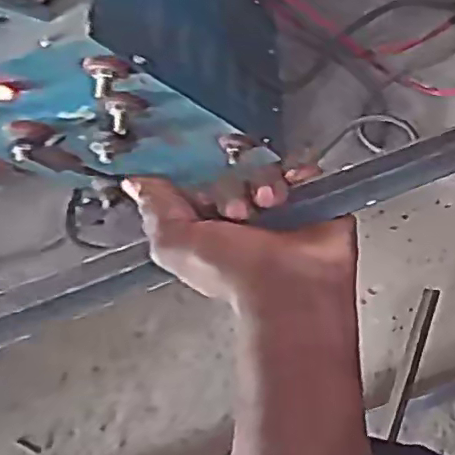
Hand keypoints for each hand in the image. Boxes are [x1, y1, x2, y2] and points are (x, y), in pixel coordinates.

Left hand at [123, 164, 356, 309]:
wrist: (293, 285)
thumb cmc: (233, 272)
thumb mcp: (175, 244)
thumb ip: (157, 210)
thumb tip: (136, 182)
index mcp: (211, 225)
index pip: (200, 184)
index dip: (195, 177)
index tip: (196, 179)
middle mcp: (248, 214)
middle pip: (233, 173)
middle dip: (232, 187)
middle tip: (239, 210)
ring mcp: (284, 207)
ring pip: (267, 170)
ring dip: (265, 181)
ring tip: (270, 202)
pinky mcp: (317, 201)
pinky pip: (305, 172)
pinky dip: (300, 172)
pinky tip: (294, 184)